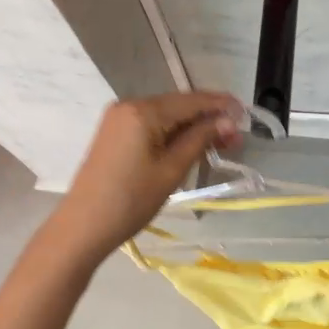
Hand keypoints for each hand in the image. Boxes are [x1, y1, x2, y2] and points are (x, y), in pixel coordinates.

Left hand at [50, 92, 241, 260]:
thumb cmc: (130, 201)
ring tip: (217, 143)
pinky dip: (172, 132)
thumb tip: (228, 120)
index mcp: (143, 110)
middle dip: (208, 118)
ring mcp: (118, 117)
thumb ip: (200, 139)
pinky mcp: (114, 132)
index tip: (246, 114)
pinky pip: (151, 124)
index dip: (220, 106)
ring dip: (191, 126)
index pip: (191, 101)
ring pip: (165, 115)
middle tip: (235, 137)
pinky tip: (188, 145)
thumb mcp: (172, 170)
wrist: (82, 227)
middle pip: (178, 105)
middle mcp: (129, 104)